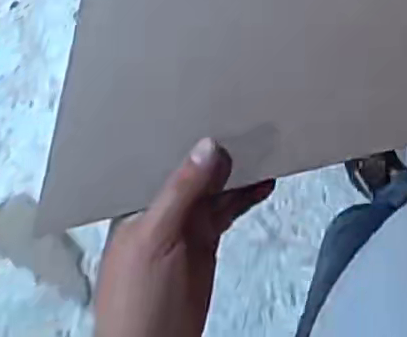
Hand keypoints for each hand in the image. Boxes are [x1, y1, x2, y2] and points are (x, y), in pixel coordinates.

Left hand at [94, 139, 274, 336]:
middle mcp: (162, 208)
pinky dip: (247, 196)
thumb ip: (182, 191)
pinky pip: (228, 210)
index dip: (188, 134)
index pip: (164, 158)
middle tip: (253, 123)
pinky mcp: (204, 242)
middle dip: (220, 151)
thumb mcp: (156, 238)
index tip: (217, 107)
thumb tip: (209, 143)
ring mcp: (185, 225)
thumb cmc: (138, 299)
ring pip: (216, 188)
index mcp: (138, 202)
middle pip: (194, 170)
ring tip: (268, 149)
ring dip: (240, 172)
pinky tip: (266, 184)